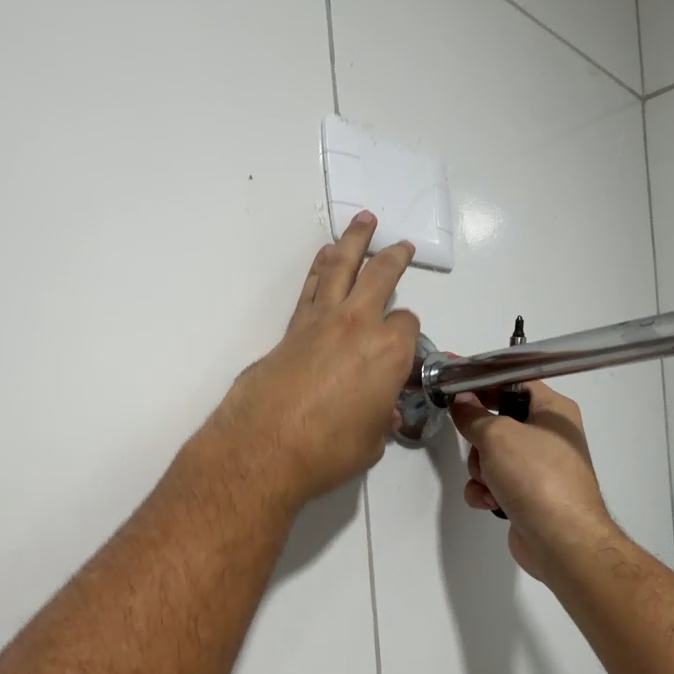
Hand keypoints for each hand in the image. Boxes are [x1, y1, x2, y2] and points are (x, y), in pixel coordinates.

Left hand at [207, 212, 420, 508]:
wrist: (265, 449)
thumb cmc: (328, 451)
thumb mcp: (370, 442)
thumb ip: (379, 419)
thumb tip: (378, 413)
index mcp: (390, 353)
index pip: (408, 327)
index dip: (409, 336)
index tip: (404, 351)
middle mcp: (359, 326)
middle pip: (381, 278)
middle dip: (394, 259)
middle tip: (401, 246)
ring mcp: (321, 322)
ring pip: (342, 268)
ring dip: (354, 242)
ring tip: (364, 221)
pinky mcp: (292, 330)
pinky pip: (313, 287)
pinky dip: (321, 268)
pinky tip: (325, 259)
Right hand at [450, 382, 616, 578]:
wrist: (560, 539)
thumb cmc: (535, 475)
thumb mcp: (497, 435)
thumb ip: (472, 415)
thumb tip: (460, 400)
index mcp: (553, 409)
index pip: (513, 382)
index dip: (483, 383)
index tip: (453, 385)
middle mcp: (548, 435)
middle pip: (497, 423)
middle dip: (480, 441)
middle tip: (482, 451)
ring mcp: (538, 468)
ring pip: (491, 456)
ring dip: (481, 471)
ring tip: (492, 485)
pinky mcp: (527, 495)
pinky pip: (494, 484)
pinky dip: (487, 492)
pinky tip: (490, 503)